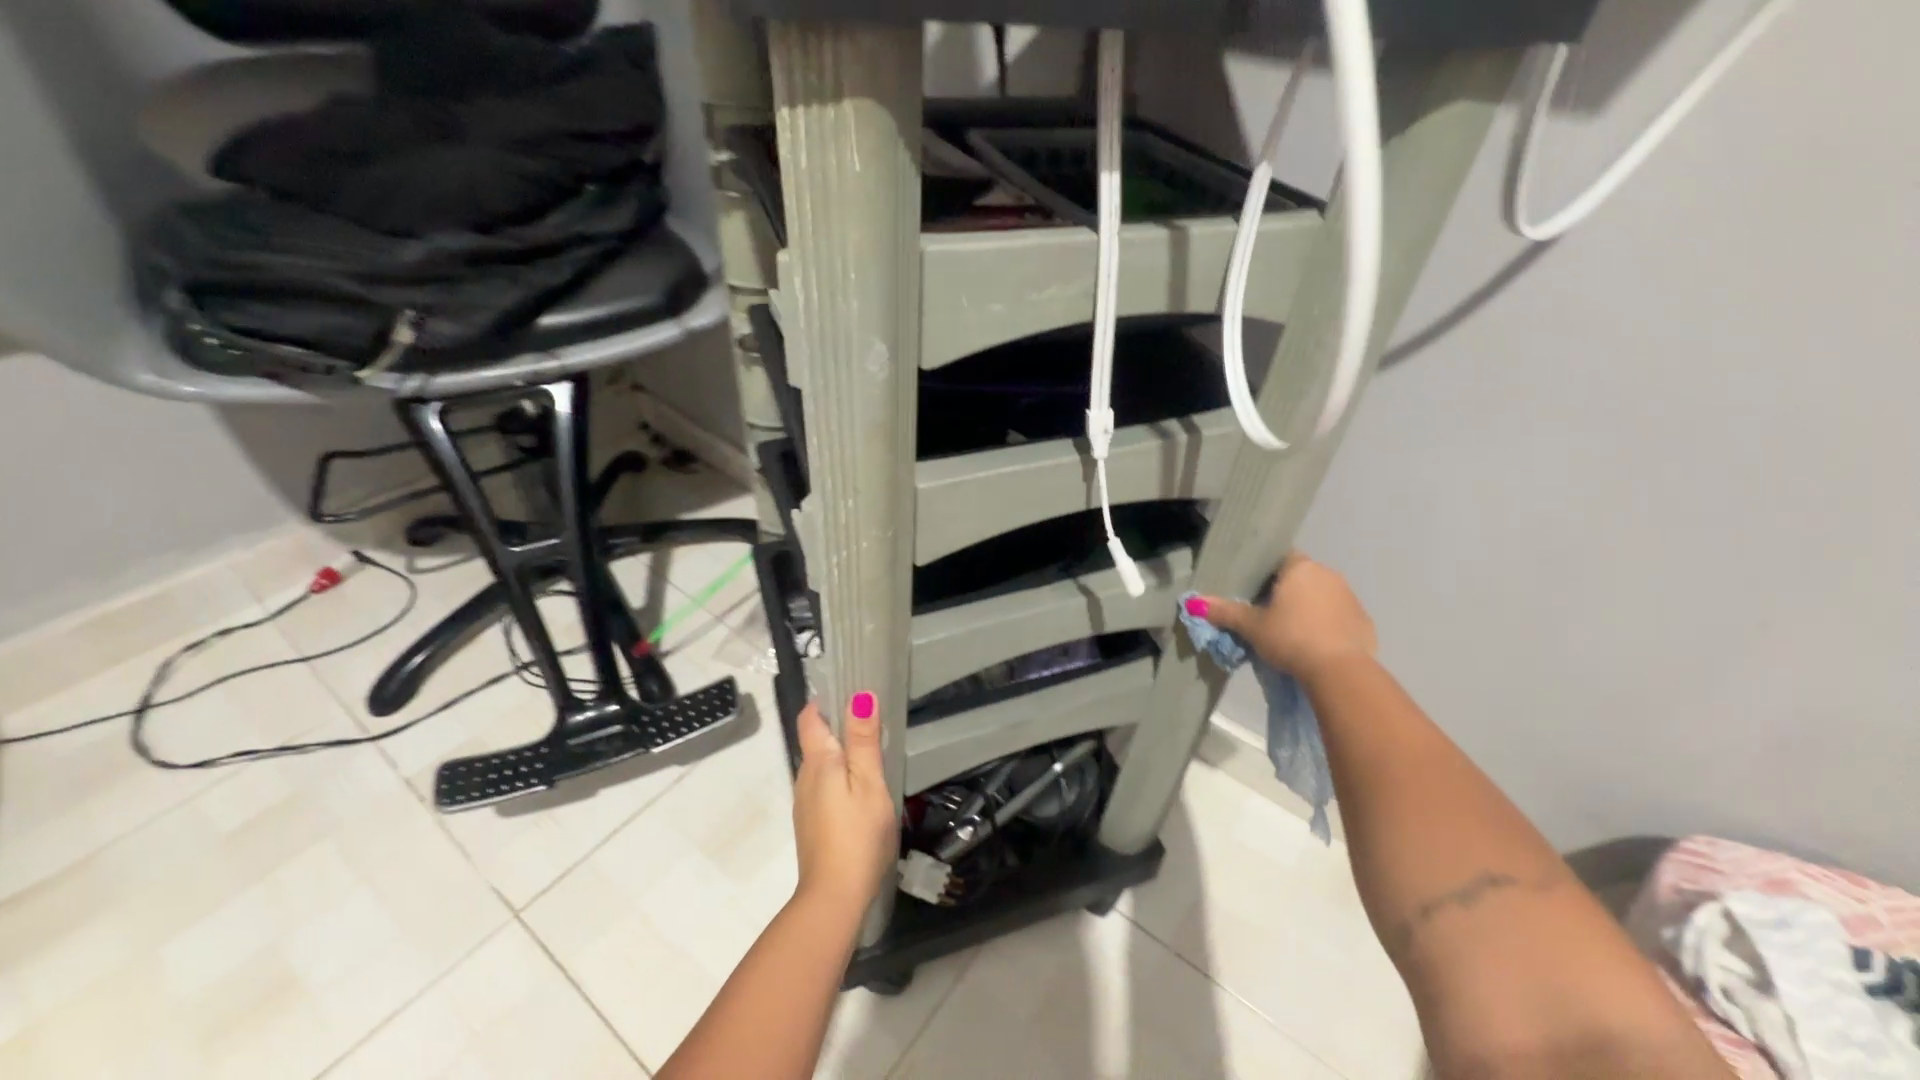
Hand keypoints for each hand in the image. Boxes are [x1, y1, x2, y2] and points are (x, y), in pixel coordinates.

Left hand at [791, 694, 896, 915]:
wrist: (835, 896)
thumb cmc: (857, 834)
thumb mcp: (869, 783)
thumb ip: (863, 741)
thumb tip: (859, 696)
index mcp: (818, 762)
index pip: (810, 718)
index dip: (824, 701)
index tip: (849, 692)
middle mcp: (804, 779)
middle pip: (816, 742)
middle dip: (838, 728)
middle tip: (873, 724)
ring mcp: (805, 805)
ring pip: (821, 768)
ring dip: (841, 758)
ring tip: (872, 759)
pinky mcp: (812, 825)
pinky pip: (824, 790)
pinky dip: (840, 782)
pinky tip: (861, 795)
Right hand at [1190, 552, 1376, 681]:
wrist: (1339, 670)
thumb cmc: (1291, 638)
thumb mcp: (1253, 627)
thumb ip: (1225, 612)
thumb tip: (1194, 602)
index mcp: (1301, 568)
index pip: (1281, 558)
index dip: (1266, 571)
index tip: (1254, 589)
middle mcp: (1329, 575)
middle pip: (1302, 577)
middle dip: (1286, 592)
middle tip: (1266, 615)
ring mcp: (1350, 597)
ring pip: (1322, 596)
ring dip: (1308, 609)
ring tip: (1291, 633)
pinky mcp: (1363, 621)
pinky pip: (1339, 617)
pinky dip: (1327, 626)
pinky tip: (1316, 646)